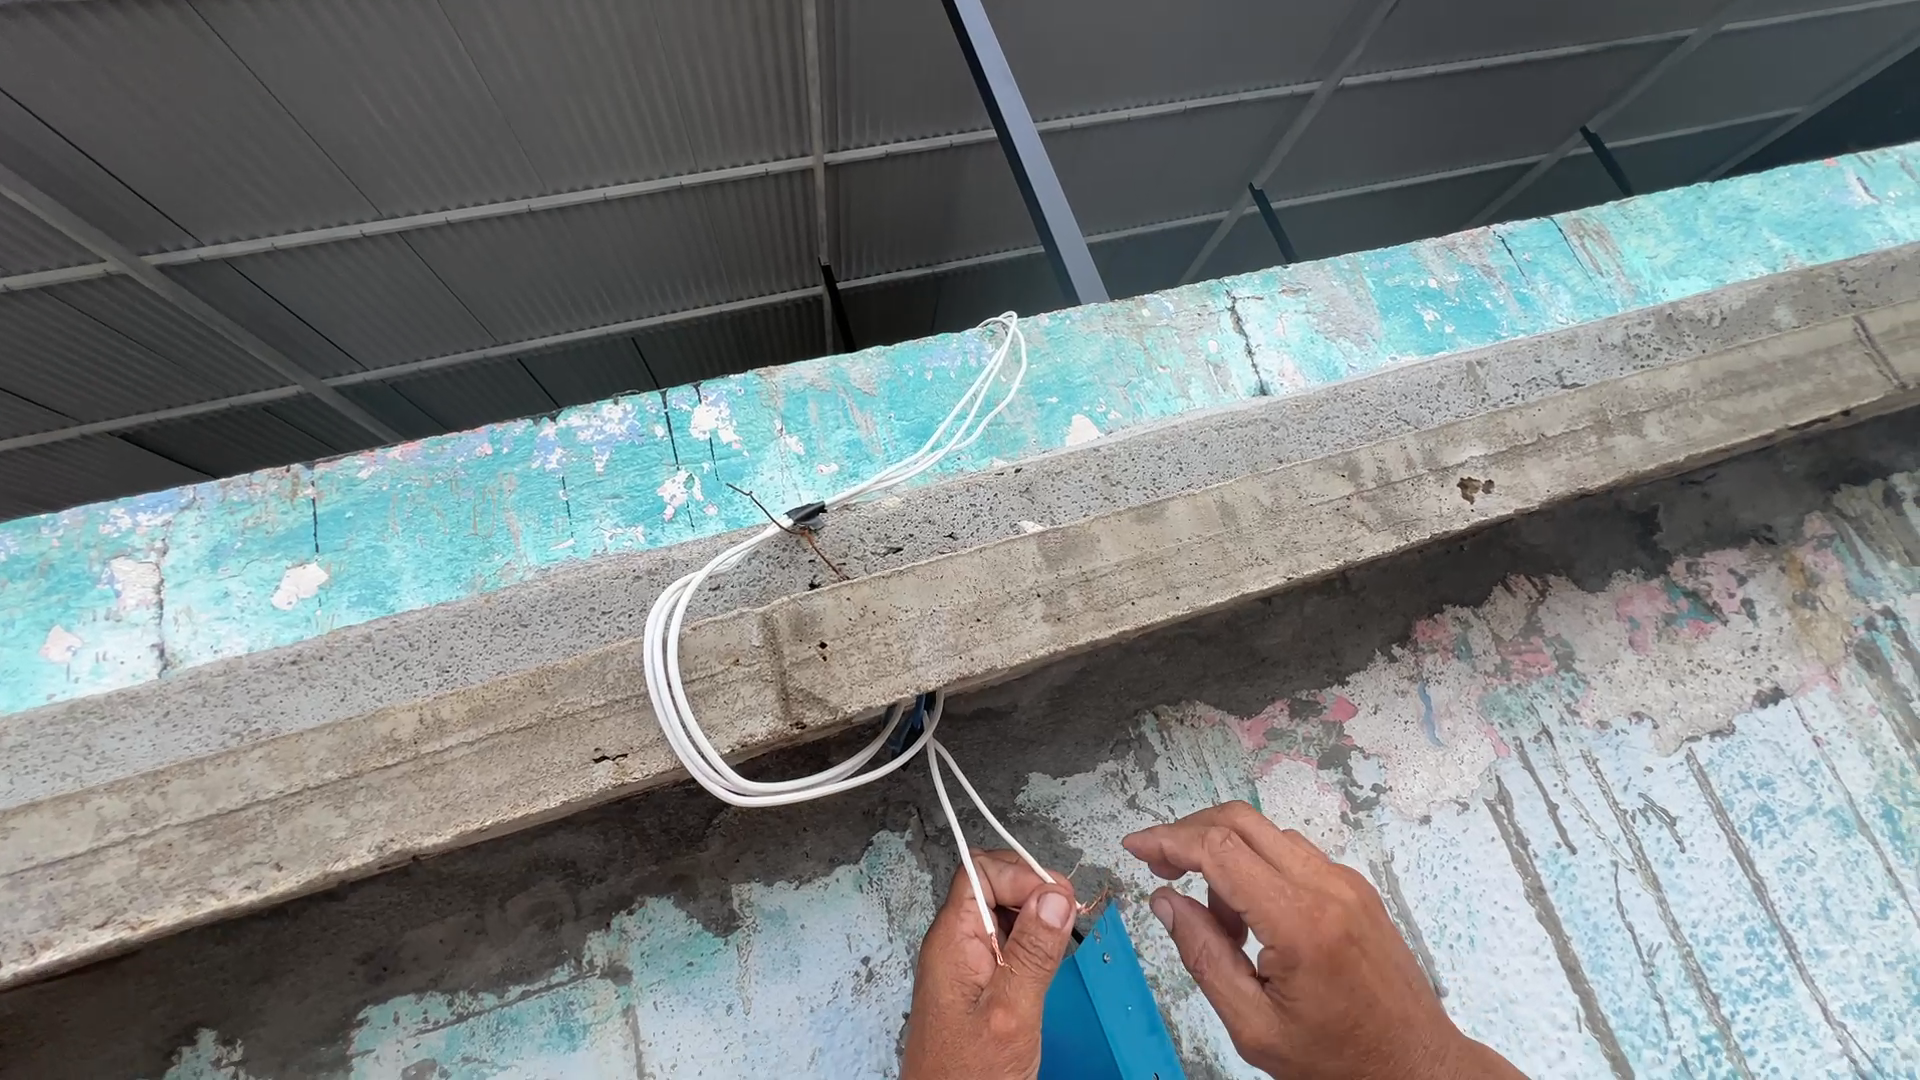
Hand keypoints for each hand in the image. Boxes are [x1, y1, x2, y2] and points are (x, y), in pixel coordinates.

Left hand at [901, 850, 1077, 1079]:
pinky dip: (1028, 938)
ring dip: (1033, 913)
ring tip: (1061, 934)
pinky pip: (1002, 939)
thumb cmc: (967, 1078)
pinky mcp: (975, 980)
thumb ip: (1033, 952)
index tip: (1059, 899)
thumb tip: (1054, 895)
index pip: (981, 871)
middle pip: (990, 883)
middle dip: (1031, 889)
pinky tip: (1047, 957)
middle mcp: (954, 941)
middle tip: (1067, 913)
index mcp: (952, 938)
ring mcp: (963, 960)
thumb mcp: (1011, 1014)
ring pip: (999, 910)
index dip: (1022, 875)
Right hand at [1124, 802, 1525, 1079]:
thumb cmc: (1336, 1062)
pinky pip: (1288, 851)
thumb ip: (1203, 957)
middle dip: (1187, 832)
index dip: (1168, 840)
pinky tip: (1250, 914)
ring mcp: (1345, 881)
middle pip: (1238, 820)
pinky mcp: (1353, 885)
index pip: (1219, 849)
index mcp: (1300, 923)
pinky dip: (1253, 864)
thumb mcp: (1254, 1028)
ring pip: (1262, 832)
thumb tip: (1165, 900)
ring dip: (1222, 853)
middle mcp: (1325, 886)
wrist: (1421, 1071)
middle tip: (1159, 867)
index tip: (1134, 846)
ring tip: (1217, 918)